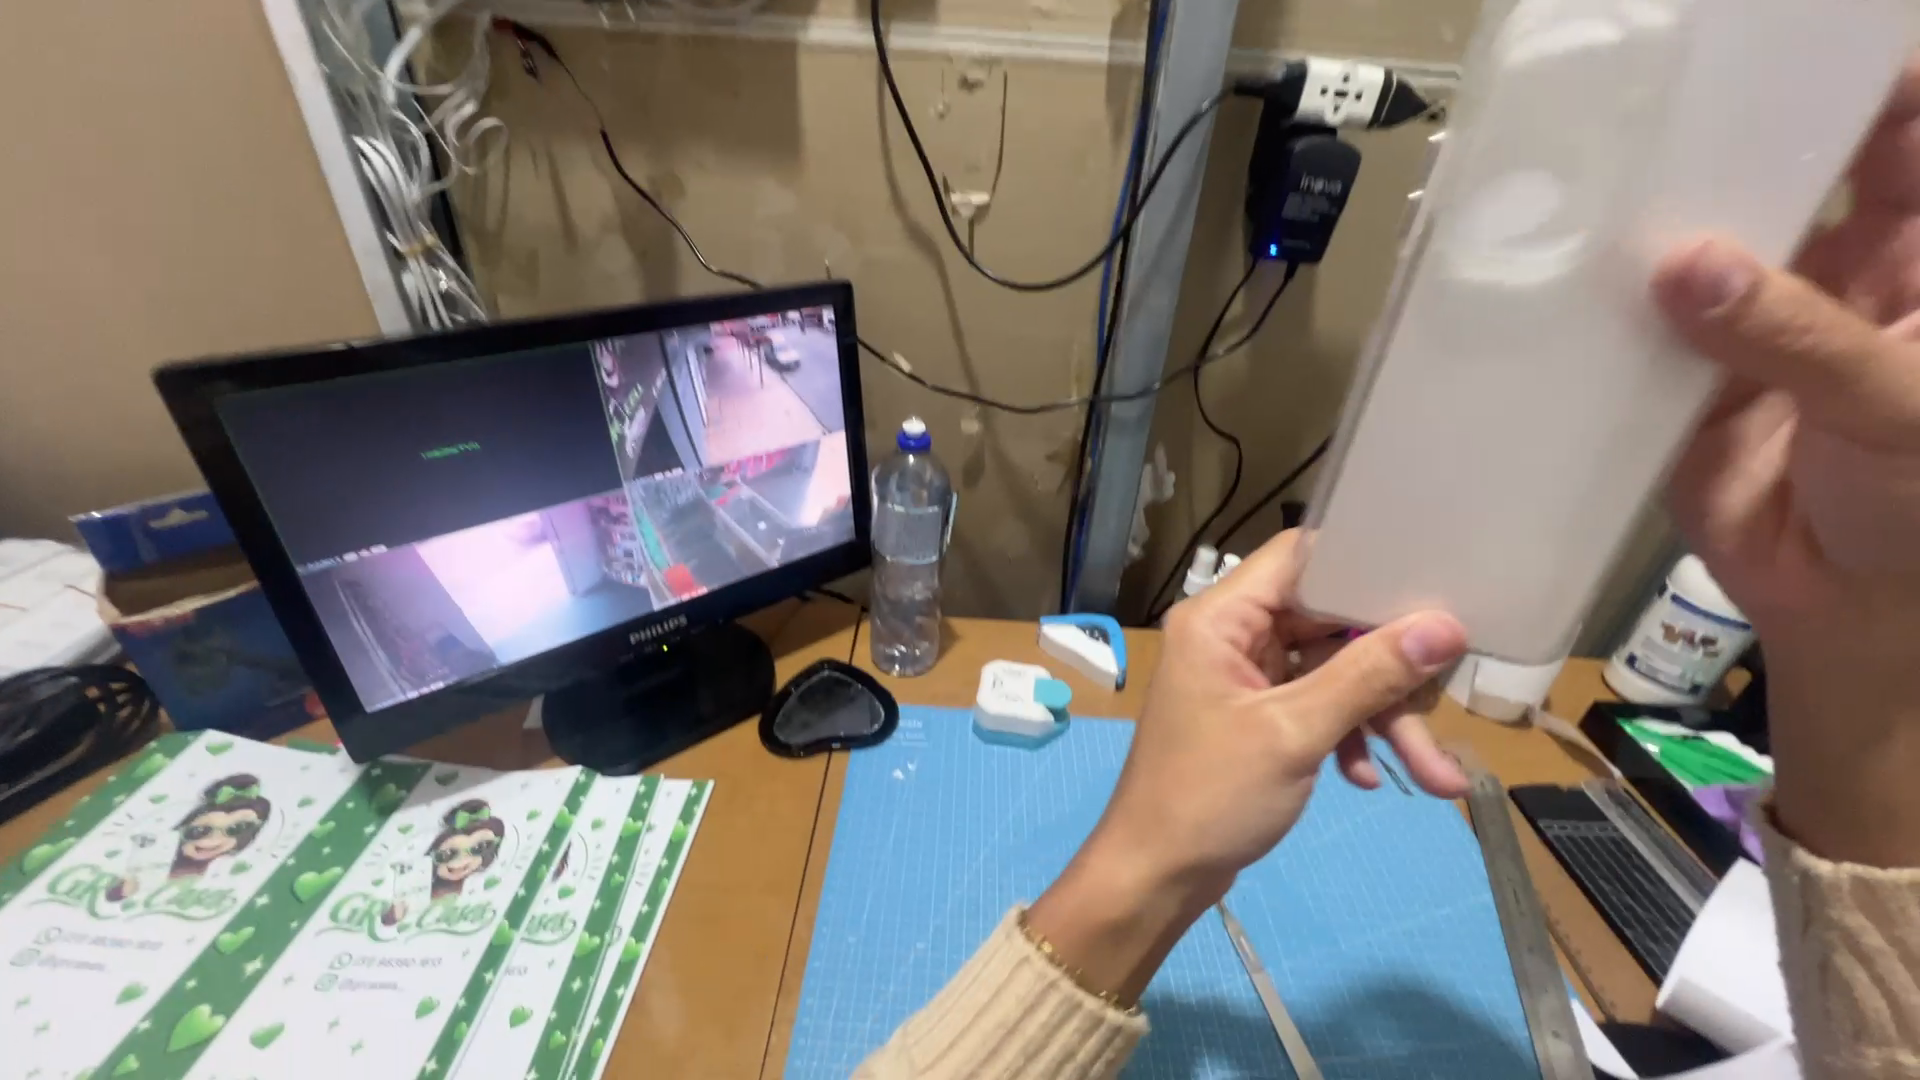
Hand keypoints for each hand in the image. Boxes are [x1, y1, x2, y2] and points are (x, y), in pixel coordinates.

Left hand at [1028, 531, 1466, 1001]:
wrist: (1158, 871)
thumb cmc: (1210, 794)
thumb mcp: (1293, 733)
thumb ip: (1368, 676)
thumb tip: (1444, 626)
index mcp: (1219, 618)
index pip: (1297, 557)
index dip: (1361, 563)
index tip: (1428, 582)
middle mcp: (1229, 636)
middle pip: (1325, 620)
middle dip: (1388, 667)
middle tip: (1442, 700)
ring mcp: (1243, 677)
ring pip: (1330, 670)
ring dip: (1380, 717)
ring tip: (1434, 777)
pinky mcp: (1256, 715)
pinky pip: (1315, 705)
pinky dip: (1346, 735)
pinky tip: (1365, 779)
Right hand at [1654, 59, 1919, 866]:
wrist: (1850, 606)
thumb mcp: (1895, 405)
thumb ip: (1795, 333)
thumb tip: (1683, 264)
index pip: (1906, 134)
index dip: (1858, 79)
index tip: (1770, 49)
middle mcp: (1834, 276)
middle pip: (1785, 181)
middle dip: (1727, 144)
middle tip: (1642, 112)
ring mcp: (1746, 331)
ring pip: (1696, 257)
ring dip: (1646, 231)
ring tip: (1580, 193)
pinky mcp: (1677, 385)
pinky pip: (1636, 338)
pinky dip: (1600, 319)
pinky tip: (1555, 294)